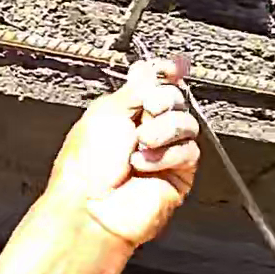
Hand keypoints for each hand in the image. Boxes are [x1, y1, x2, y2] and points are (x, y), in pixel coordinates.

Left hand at [46, 58, 199, 245]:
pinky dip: (165, 155)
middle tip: (148, 110)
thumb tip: (151, 66)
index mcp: (124, 111)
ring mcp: (162, 151)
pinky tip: (144, 165)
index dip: (165, 72)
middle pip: (175, 97)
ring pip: (185, 122)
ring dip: (163, 129)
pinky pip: (188, 150)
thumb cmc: (86, 165)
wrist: (91, 207)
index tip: (171, 67)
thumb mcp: (107, 111)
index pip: (154, 82)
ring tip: (141, 143)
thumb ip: (136, 87)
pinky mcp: (177, 173)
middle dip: (163, 100)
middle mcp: (145, 129)